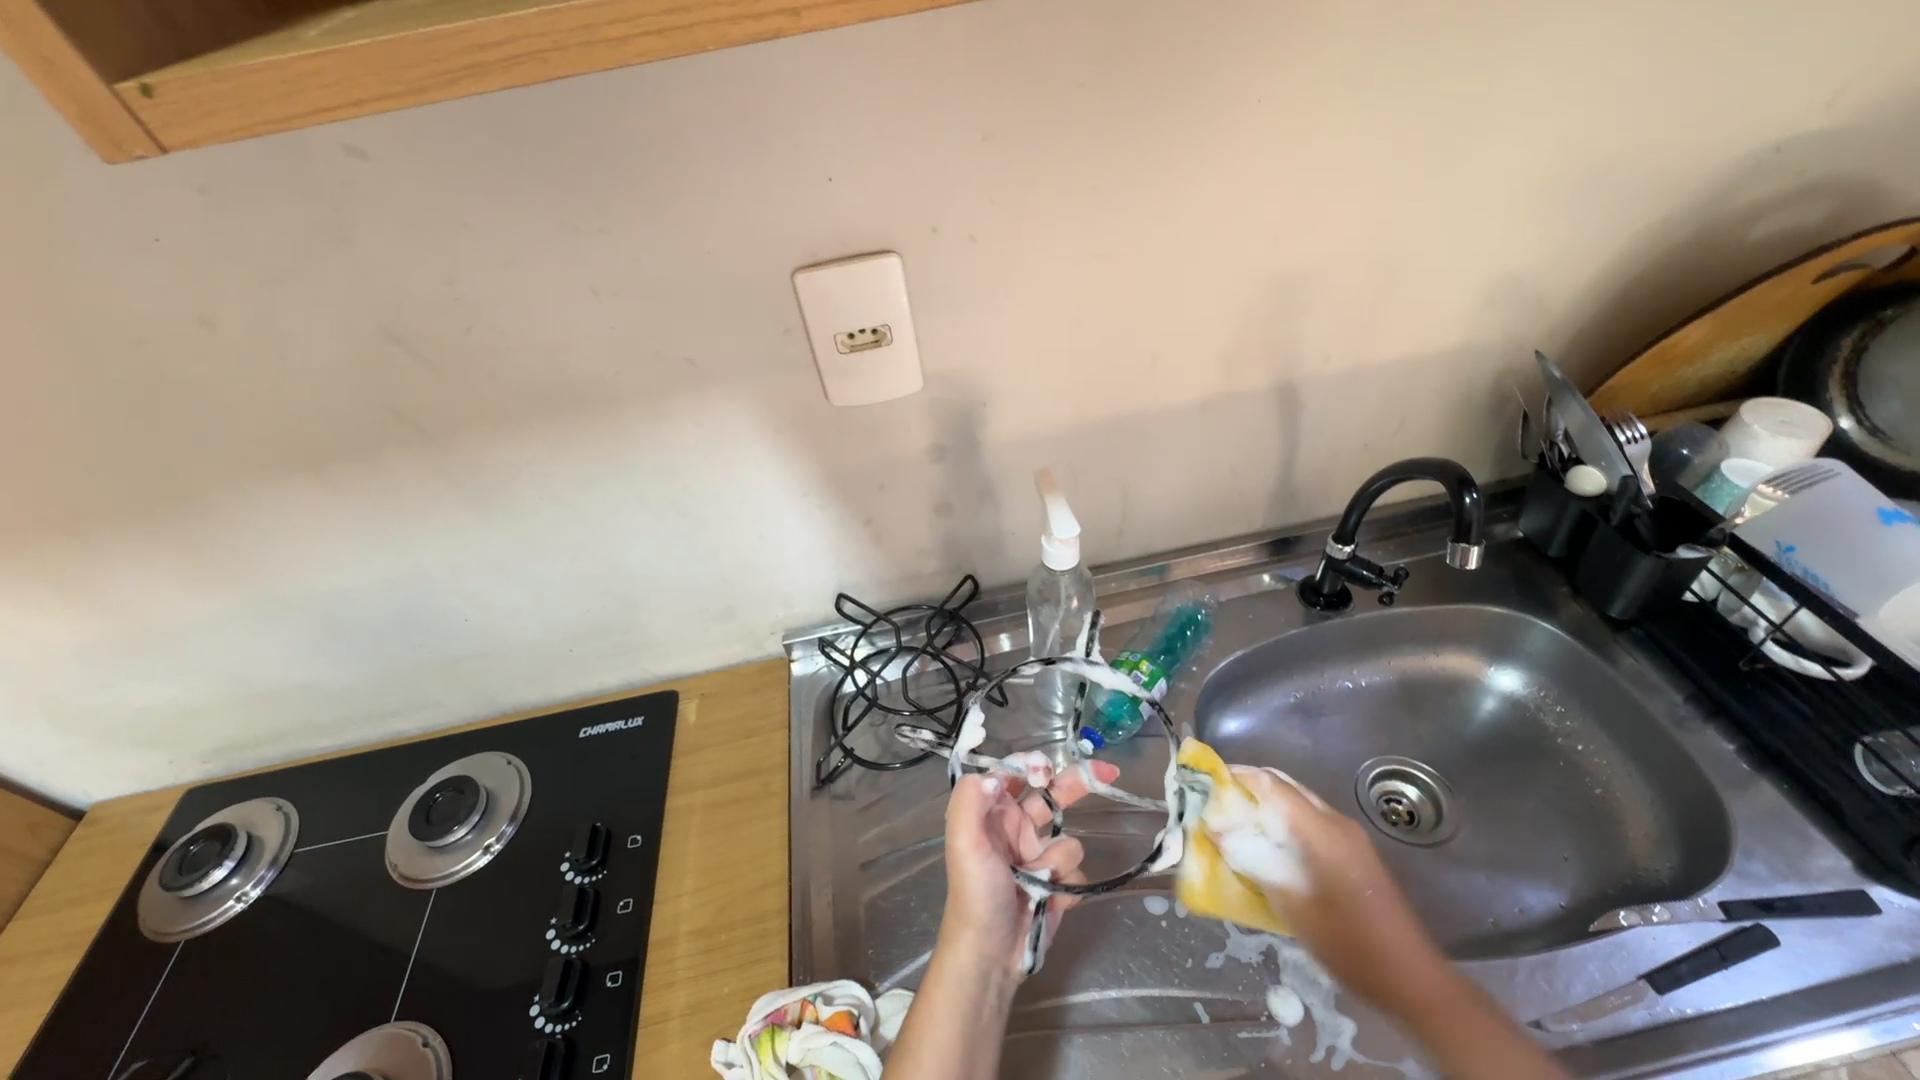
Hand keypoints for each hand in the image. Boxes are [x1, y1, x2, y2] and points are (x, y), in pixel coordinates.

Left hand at [941, 760, 1118, 976]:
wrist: (991, 954)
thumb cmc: (975, 894)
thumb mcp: (963, 842)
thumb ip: (971, 801)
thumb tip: (997, 775)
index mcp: (992, 815)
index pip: (1015, 775)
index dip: (1032, 765)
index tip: (1045, 768)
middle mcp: (1016, 830)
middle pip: (1053, 795)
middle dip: (1075, 783)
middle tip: (1107, 773)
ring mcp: (1038, 857)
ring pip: (1069, 840)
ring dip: (1058, 860)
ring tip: (1038, 880)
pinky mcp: (1057, 885)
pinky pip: (1077, 871)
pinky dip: (1067, 885)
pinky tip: (1051, 900)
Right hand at [1216, 765, 1452, 1015]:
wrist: (1407, 977)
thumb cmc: (1346, 942)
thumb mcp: (1289, 902)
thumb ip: (1251, 859)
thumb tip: (1214, 827)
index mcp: (1321, 830)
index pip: (1270, 783)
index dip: (1234, 777)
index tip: (1200, 783)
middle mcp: (1335, 823)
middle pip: (1283, 788)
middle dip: (1245, 790)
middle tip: (1210, 805)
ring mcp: (1347, 839)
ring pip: (1296, 806)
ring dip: (1262, 808)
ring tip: (1228, 826)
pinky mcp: (1351, 855)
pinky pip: (1307, 825)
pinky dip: (1280, 826)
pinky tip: (1263, 849)